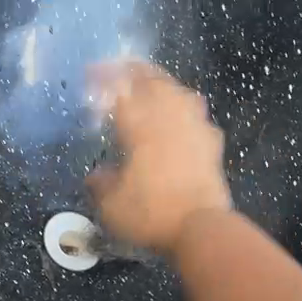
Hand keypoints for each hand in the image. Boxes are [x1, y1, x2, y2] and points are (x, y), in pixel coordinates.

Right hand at [85, 61, 232, 256]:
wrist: (199, 226)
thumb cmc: (150, 213)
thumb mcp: (111, 206)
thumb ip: (101, 184)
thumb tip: (96, 175)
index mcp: (138, 122)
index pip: (117, 87)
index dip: (102, 79)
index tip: (90, 77)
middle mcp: (167, 113)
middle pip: (150, 79)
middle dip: (132, 73)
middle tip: (120, 75)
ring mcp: (193, 124)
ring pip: (176, 90)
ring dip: (160, 85)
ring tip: (150, 91)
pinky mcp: (211, 141)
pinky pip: (195, 114)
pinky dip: (182, 110)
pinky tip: (179, 120)